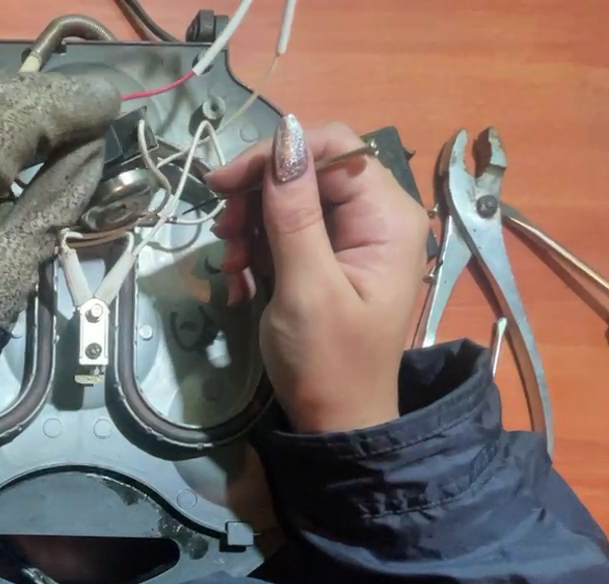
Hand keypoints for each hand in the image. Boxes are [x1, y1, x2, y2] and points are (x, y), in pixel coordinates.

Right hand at [204, 116, 430, 433]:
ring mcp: (349, 242)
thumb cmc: (326, 361)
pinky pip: (285, 236)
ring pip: (290, 204)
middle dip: (258, 197)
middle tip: (222, 233)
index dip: (277, 156)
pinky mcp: (325, 263)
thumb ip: (294, 214)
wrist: (333, 420)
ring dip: (251, 227)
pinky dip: (256, 252)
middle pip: (309, 173)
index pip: (334, 150)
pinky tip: (240, 281)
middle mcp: (374, 219)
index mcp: (386, 217)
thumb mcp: (306, 288)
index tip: (221, 185)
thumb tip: (284, 138)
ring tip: (230, 266)